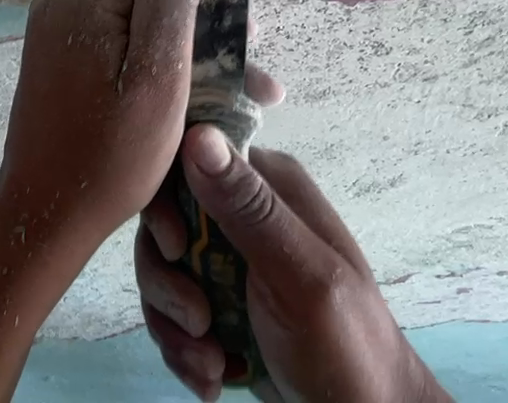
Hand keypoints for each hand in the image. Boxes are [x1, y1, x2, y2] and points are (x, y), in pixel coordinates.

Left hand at [0, 0, 217, 250]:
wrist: (47, 212)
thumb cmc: (110, 152)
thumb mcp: (158, 73)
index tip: (233, 15)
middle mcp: (63, 0)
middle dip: (197, 19)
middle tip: (247, 64)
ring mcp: (57, 30)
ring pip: (135, 17)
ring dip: (182, 47)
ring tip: (239, 93)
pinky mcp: (60, 57)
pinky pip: (116, 41)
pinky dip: (153, 62)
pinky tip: (193, 97)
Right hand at [136, 129, 449, 402]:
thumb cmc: (346, 346)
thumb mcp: (300, 274)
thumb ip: (249, 206)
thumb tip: (197, 133)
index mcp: (268, 184)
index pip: (187, 159)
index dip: (164, 201)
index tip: (174, 250)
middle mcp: (243, 210)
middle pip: (163, 221)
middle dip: (167, 281)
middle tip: (197, 323)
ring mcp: (227, 257)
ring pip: (161, 269)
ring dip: (173, 323)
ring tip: (209, 363)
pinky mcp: (217, 300)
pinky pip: (170, 309)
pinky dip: (181, 346)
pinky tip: (211, 374)